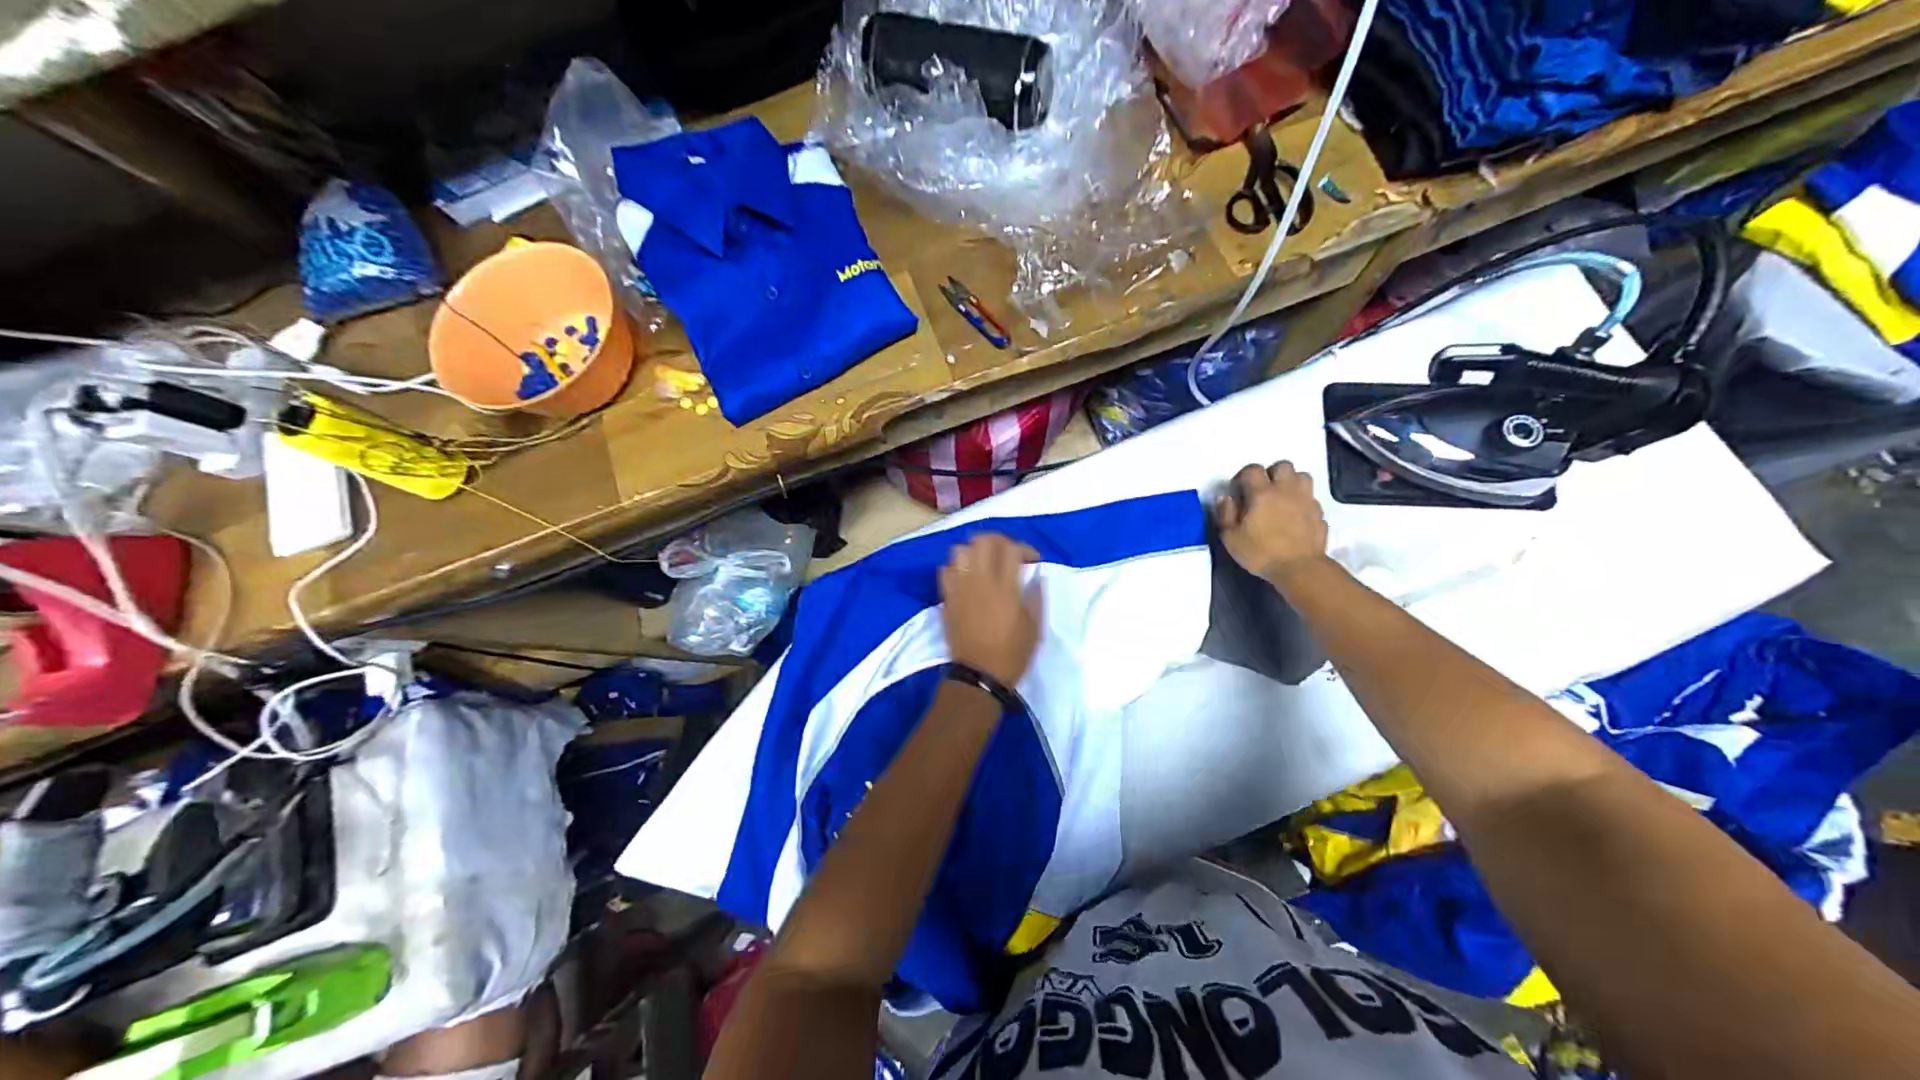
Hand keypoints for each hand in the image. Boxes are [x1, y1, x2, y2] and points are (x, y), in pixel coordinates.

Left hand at [939, 533, 1042, 685]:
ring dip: (975, 551)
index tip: (1032, 560)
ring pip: (960, 550)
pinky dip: (957, 566)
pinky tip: (967, 577)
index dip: (1024, 548)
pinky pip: (946, 569)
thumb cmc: (1011, 654)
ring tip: (986, 562)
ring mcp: (959, 588)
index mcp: (1005, 588)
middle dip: (999, 541)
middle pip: (984, 541)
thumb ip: (1036, 596)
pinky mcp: (947, 598)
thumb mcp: (1035, 627)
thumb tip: (1036, 576)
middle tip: (1008, 554)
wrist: (978, 675)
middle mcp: (980, 581)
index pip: (1011, 549)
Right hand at [1214, 461, 1328, 585]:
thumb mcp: (1231, 538)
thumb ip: (1225, 514)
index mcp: (1262, 493)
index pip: (1253, 469)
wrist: (1299, 569)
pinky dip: (1302, 501)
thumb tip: (1226, 498)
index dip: (1243, 476)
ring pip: (1302, 476)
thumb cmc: (1261, 553)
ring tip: (1282, 497)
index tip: (1238, 490)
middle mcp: (1286, 490)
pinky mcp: (1319, 513)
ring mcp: (1306, 500)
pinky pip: (1311, 498)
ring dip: (1291, 482)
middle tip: (1263, 490)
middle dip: (1271, 473)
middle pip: (1282, 466)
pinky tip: (1295, 515)